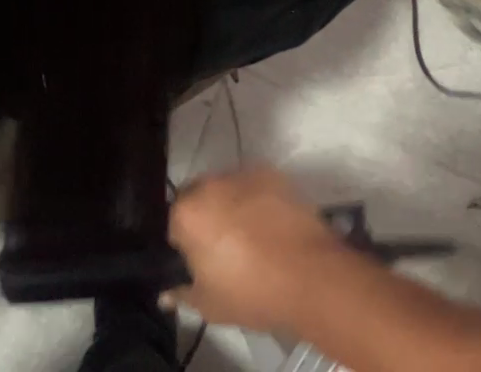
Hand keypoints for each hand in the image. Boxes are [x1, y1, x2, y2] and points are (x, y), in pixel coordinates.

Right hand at [166, 166, 344, 333]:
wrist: (314, 277)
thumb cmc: (254, 292)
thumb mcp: (211, 306)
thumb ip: (183, 294)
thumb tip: (166, 292)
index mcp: (186, 214)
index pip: (174, 226)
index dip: (187, 246)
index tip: (203, 263)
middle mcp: (208, 185)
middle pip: (198, 199)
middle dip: (207, 218)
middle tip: (227, 249)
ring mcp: (241, 175)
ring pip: (226, 189)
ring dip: (231, 206)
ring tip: (255, 236)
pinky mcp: (271, 174)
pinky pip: (254, 185)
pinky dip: (258, 200)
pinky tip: (274, 225)